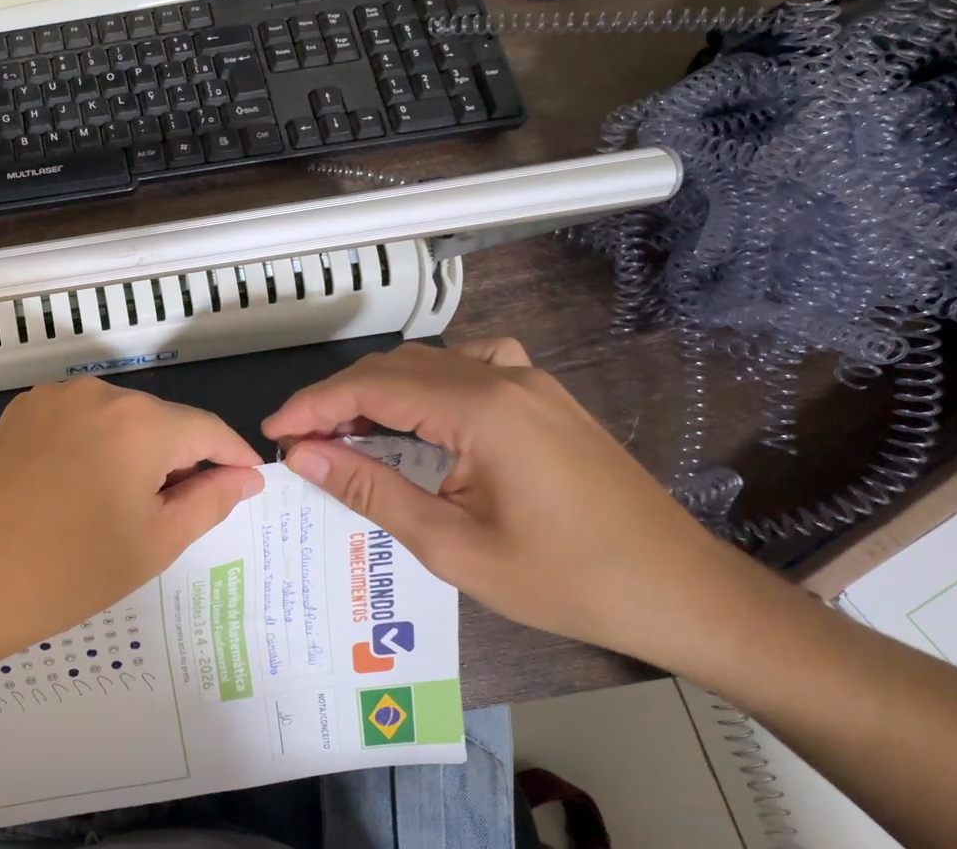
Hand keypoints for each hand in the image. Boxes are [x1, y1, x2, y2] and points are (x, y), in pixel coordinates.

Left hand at [0, 377, 263, 672]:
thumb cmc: (71, 571)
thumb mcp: (156, 541)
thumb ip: (211, 499)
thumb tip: (245, 475)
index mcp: (139, 422)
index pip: (206, 429)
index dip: (232, 457)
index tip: (245, 484)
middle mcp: (98, 393)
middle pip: (160, 421)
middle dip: (178, 458)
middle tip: (175, 515)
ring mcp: (53, 397)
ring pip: (118, 419)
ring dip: (134, 451)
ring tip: (122, 507)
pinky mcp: (21, 409)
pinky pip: (78, 420)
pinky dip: (94, 444)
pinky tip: (82, 488)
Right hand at [261, 340, 741, 663]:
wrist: (684, 593)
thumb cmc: (566, 579)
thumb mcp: (453, 545)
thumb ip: (371, 490)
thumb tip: (301, 454)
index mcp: (480, 409)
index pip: (369, 387)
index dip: (311, 406)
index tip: (272, 432)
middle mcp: (503, 378)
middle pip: (394, 368)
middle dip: (336, 399)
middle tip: (299, 441)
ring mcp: (529, 383)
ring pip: (428, 363)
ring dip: (377, 391)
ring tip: (344, 433)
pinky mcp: (544, 398)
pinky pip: (468, 367)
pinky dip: (424, 383)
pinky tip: (419, 413)